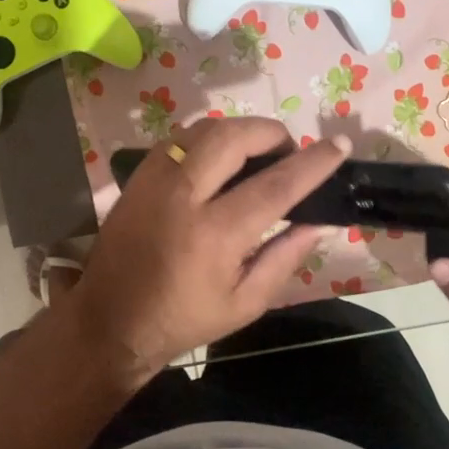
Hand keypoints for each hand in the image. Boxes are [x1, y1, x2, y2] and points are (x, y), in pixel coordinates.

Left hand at [56, 118, 348, 382]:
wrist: (109, 320)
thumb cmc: (183, 319)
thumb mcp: (245, 303)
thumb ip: (284, 258)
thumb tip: (320, 221)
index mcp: (215, 235)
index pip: (275, 185)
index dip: (313, 163)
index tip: (339, 146)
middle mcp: (183, 196)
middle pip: (234, 137)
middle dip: (271, 133)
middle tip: (288, 150)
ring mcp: (154, 179)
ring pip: (204, 129)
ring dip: (239, 131)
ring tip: (257, 152)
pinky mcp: (137, 176)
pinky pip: (179, 138)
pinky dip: (208, 138)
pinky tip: (219, 158)